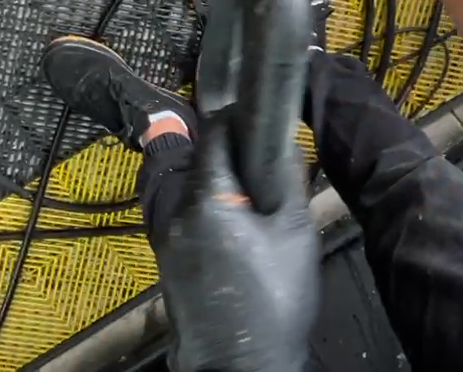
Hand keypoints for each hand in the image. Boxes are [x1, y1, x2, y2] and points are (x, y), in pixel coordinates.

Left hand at [152, 123, 319, 371]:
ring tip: (253, 201)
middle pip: (203, 163)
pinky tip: (237, 232)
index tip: (253, 116)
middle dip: (230, 156)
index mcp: (208, 200)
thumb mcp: (295, 235)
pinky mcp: (167, 263)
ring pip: (195, 192)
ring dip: (220, 187)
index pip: (213, 134)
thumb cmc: (274, 301)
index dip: (234, 119)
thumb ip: (289, 179)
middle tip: (261, 162)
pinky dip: (209, 214)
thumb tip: (284, 141)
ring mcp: (168, 240)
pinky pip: (188, 220)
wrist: (242, 369)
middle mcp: (179, 213)